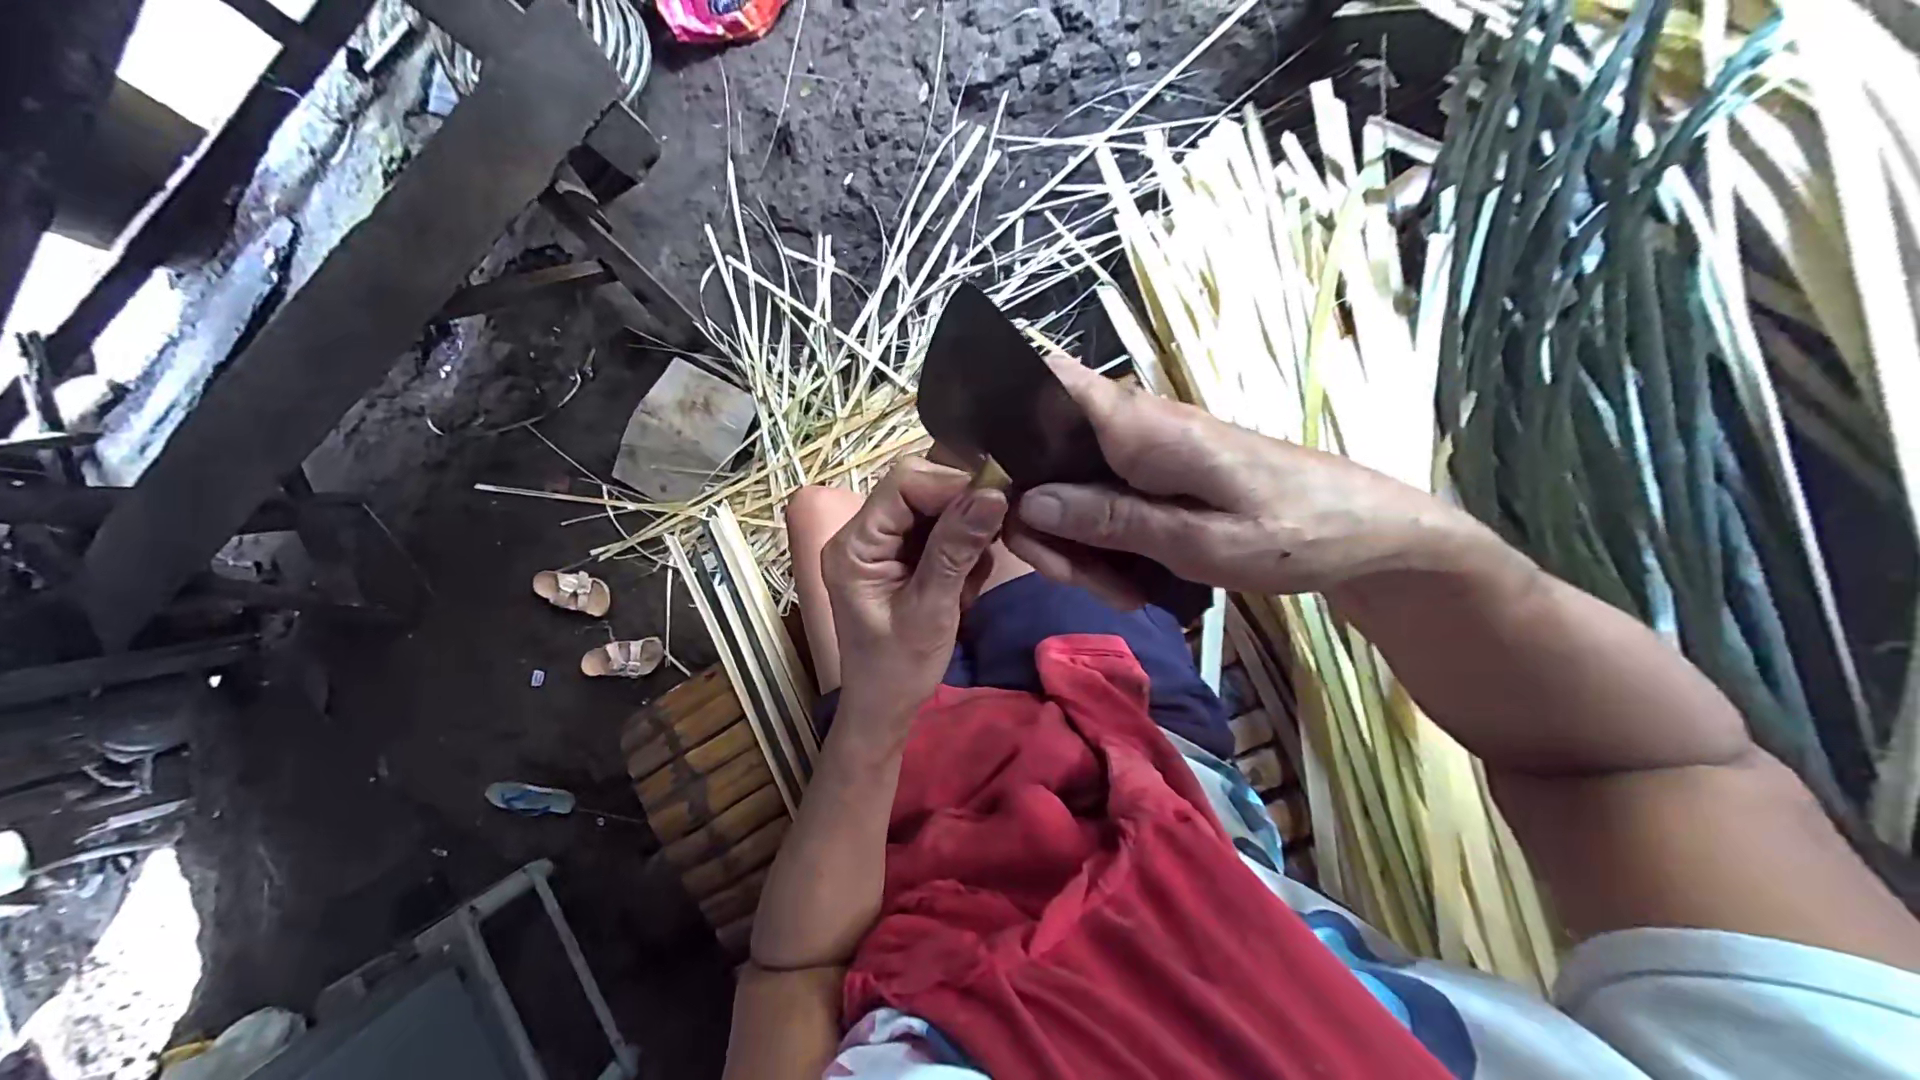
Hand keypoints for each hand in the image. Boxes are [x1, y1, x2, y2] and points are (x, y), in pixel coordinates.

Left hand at [822, 458, 1006, 724]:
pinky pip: (938, 532)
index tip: (996, 500)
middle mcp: (863, 534)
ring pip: (934, 509)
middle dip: (960, 509)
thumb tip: (993, 494)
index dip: (950, 484)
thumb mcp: (931, 609)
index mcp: (855, 544)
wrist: (885, 708)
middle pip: (918, 489)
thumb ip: (957, 549)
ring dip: (964, 534)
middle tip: (993, 537)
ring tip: (970, 578)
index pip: (902, 484)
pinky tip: (963, 587)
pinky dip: (961, 550)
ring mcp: (882, 545)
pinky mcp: (901, 557)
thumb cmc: (900, 668)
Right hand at [1002, 351, 1489, 606]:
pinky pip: (1101, 502)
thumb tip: (1027, 500)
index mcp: (1142, 426)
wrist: (1368, 537)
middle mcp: (1133, 427)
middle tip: (1070, 576)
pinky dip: (1100, 542)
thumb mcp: (1204, 542)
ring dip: (1073, 540)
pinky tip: (1128, 579)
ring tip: (1117, 589)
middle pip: (1045, 453)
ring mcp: (1143, 453)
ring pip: (1069, 485)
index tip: (975, 470)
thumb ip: (1115, 519)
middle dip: (1039, 516)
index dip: (998, 407)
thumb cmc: (1297, 534)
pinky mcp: (1154, 477)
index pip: (1050, 381)